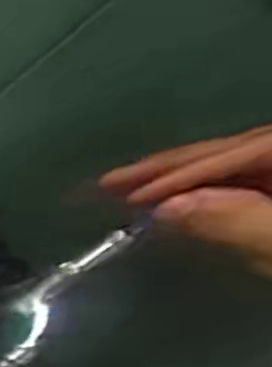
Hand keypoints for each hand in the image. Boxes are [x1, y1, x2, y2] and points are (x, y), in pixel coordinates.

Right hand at [101, 124, 271, 276]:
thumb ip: (236, 222)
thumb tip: (169, 206)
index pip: (262, 148)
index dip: (194, 169)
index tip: (131, 195)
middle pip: (258, 145)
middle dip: (182, 164)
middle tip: (111, 182)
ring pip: (256, 161)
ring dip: (190, 175)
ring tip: (130, 189)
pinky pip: (262, 180)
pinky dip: (214, 188)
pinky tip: (177, 198)